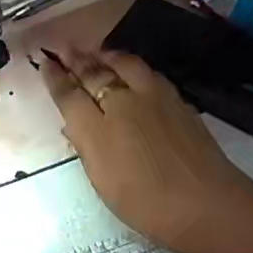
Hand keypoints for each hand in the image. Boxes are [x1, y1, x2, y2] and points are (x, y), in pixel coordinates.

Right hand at [41, 47, 252, 252]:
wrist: (206, 204)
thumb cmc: (146, 204)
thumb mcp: (103, 182)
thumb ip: (86, 148)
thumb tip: (73, 125)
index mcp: (97, 128)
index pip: (70, 95)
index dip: (56, 78)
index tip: (46, 63)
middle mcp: (123, 104)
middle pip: (96, 73)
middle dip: (77, 60)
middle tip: (65, 48)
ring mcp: (154, 99)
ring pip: (125, 65)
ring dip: (106, 56)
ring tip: (97, 52)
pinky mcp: (178, 101)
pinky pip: (148, 72)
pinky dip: (132, 65)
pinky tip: (133, 70)